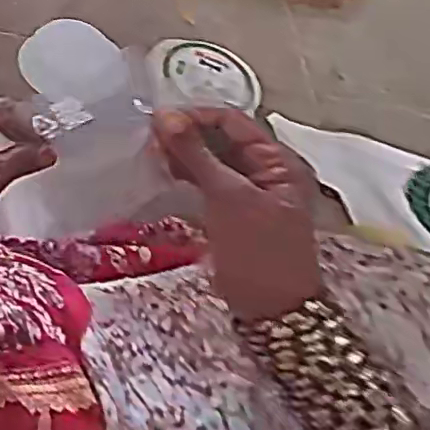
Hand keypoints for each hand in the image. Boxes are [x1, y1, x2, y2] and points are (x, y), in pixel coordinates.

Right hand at [152, 107, 324, 319]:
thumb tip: (165, 115)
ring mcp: (249, 190)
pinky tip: (165, 170)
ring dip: (184, 152)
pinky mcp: (233, 208)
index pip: (233, 121)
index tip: (160, 121)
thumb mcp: (227, 197)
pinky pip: (207, 178)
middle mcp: (266, 169)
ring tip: (153, 152)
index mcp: (278, 161)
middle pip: (221, 137)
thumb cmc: (258, 251)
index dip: (196, 116)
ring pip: (211, 157)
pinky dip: (187, 171)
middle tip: (151, 137)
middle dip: (187, 133)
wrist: (272, 314)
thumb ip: (196, 153)